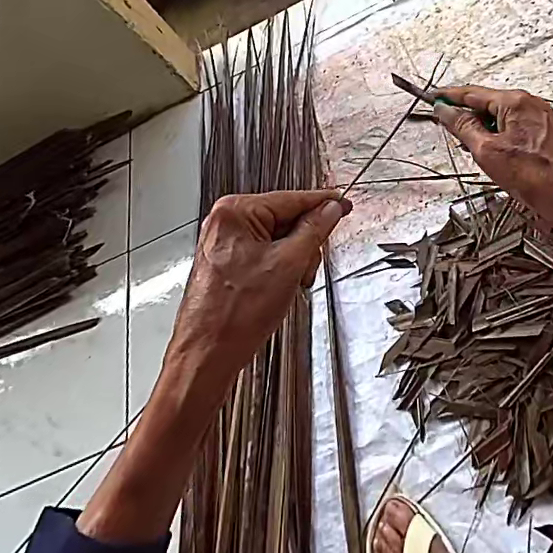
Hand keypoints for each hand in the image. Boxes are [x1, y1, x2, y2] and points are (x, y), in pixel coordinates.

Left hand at [165, 189, 350, 391]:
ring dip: (294, 261)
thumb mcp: (289, 264)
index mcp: (235, 212)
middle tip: (307, 269)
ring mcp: (225, 243)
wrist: (208, 353)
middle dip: (304, 245)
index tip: (344, 203)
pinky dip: (281, 269)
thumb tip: (330, 209)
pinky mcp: (228, 262)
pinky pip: (266, 254)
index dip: (323, 203)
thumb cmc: (233, 314)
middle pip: (285, 219)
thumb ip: (314, 230)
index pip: (291, 199)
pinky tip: (279, 288)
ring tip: (290, 284)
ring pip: (278, 239)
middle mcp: (226, 222)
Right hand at [432, 84, 552, 231]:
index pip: (473, 93)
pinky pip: (513, 125)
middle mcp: (530, 104)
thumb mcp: (486, 151)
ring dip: (482, 127)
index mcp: (516, 102)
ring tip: (469, 145)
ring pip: (500, 116)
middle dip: (466, 115)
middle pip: (487, 103)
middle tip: (447, 125)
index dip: (450, 97)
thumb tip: (446, 112)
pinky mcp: (544, 132)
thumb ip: (463, 127)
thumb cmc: (535, 177)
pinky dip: (498, 134)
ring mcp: (539, 117)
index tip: (435, 99)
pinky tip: (491, 150)